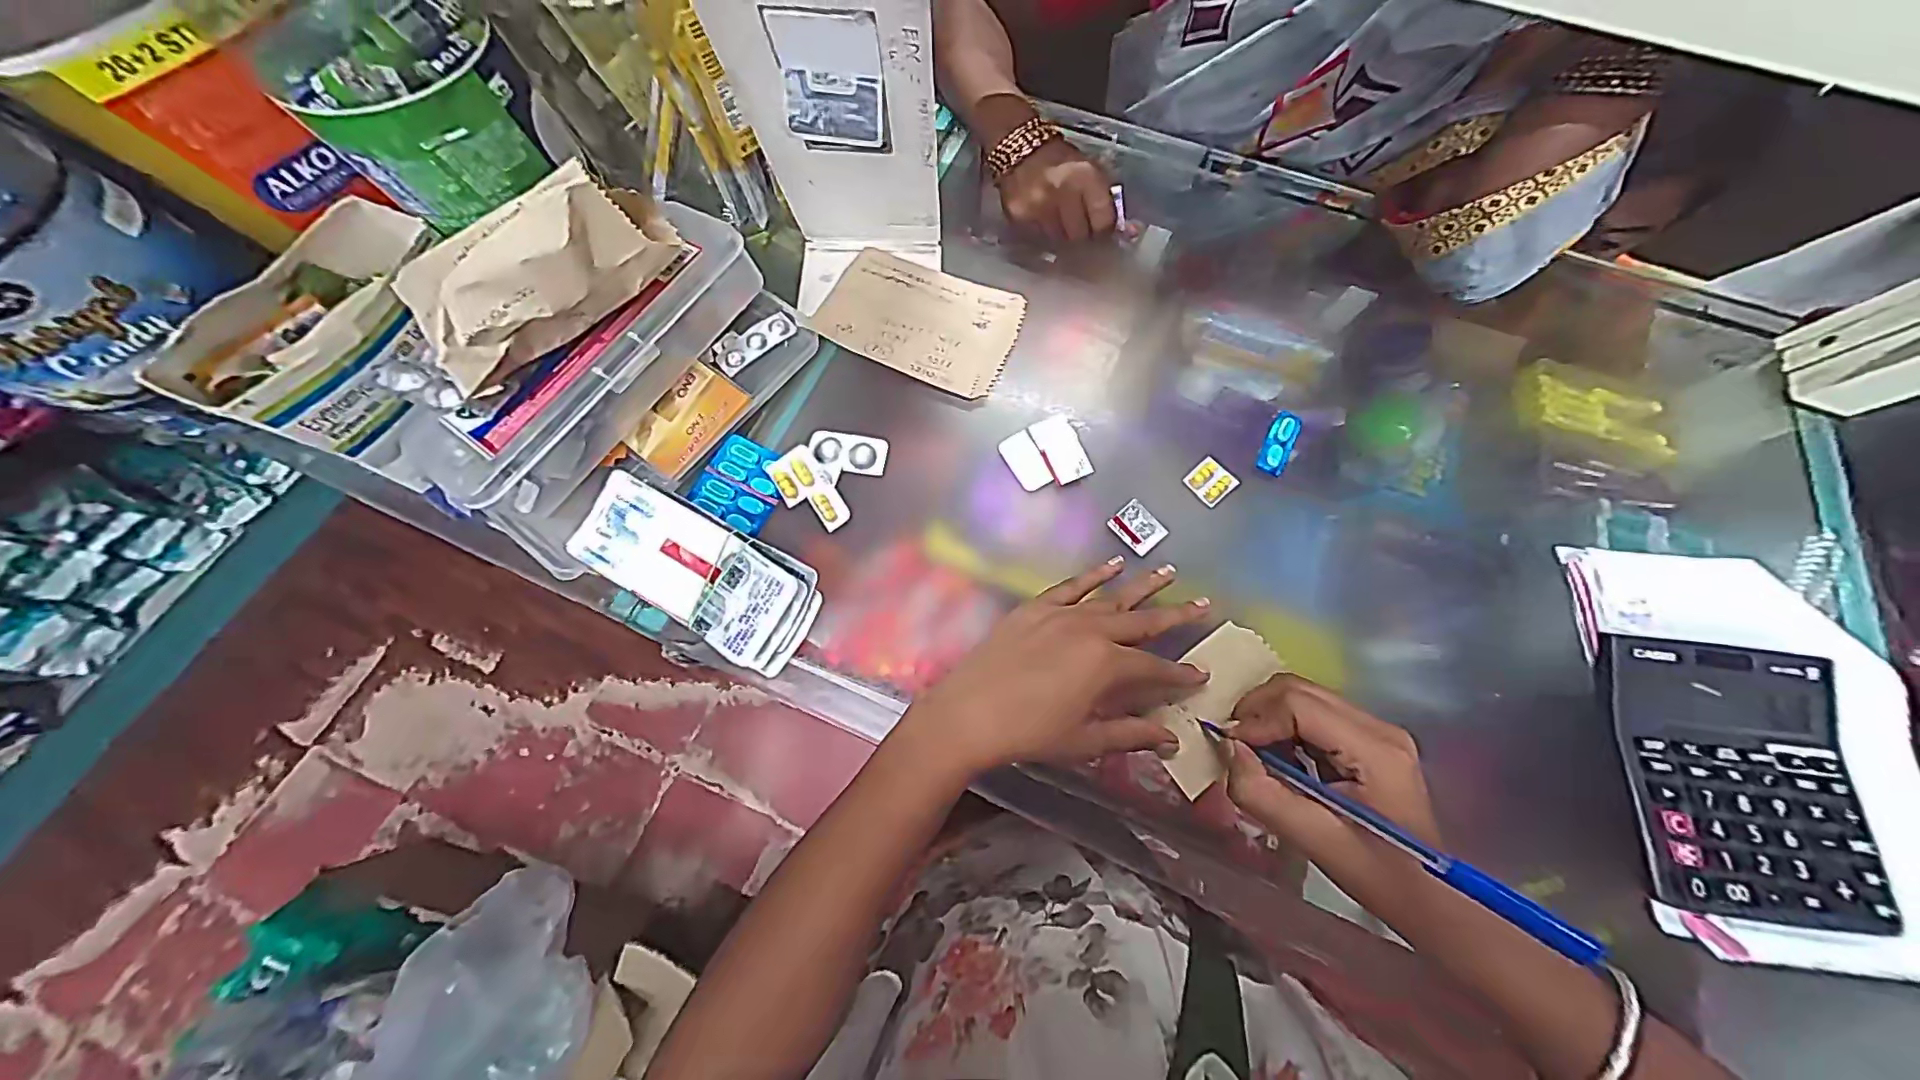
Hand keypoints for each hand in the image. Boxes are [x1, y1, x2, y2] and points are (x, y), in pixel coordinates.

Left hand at [898, 558, 1210, 775]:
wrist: (967, 714)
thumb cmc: (1027, 733)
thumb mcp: (1083, 739)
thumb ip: (1129, 734)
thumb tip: (1169, 738)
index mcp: (1105, 664)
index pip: (1153, 668)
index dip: (1179, 674)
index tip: (1201, 675)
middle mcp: (1089, 631)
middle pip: (1141, 621)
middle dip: (1175, 614)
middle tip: (1204, 604)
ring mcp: (1060, 615)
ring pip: (1110, 597)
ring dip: (1141, 586)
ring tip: (1168, 572)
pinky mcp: (1034, 609)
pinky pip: (1071, 587)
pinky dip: (1093, 575)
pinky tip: (1111, 565)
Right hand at [996, 137, 1117, 244]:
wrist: (1019, 148)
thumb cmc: (1060, 161)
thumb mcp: (1089, 171)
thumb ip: (1107, 201)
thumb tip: (1132, 233)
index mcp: (1085, 176)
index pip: (1103, 221)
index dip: (1103, 231)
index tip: (1101, 231)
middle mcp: (1063, 192)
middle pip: (1080, 236)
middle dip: (1082, 235)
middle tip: (1079, 228)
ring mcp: (1039, 207)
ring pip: (1059, 241)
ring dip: (1062, 237)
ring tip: (1059, 222)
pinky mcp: (1020, 218)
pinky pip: (1039, 239)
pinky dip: (1044, 236)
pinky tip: (1044, 222)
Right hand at [1218, 675, 1442, 868]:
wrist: (1428, 898)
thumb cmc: (1377, 874)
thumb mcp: (1312, 838)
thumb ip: (1261, 792)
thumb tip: (1230, 749)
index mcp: (1375, 750)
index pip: (1297, 704)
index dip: (1256, 720)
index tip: (1230, 746)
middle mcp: (1379, 728)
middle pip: (1298, 690)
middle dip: (1257, 711)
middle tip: (1235, 745)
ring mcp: (1376, 731)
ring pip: (1302, 697)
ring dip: (1268, 718)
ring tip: (1254, 754)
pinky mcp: (1367, 740)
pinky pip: (1311, 714)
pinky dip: (1283, 728)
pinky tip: (1279, 760)